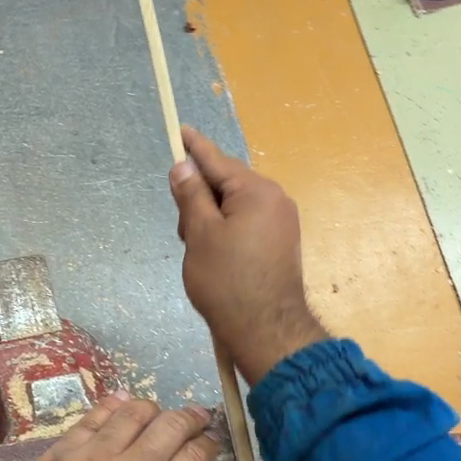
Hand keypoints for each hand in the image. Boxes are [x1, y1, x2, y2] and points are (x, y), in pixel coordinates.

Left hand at [0, 395, 222, 460]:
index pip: (194, 459)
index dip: (209, 445)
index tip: (211, 443)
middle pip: (169, 427)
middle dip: (189, 419)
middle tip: (195, 419)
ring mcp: (89, 458)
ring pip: (131, 414)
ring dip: (152, 409)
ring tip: (157, 413)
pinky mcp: (57, 453)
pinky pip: (90, 419)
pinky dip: (110, 407)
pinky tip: (117, 405)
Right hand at [169, 126, 327, 384]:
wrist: (266, 329)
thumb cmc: (227, 280)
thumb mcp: (200, 234)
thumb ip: (191, 196)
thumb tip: (184, 166)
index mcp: (256, 191)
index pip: (217, 161)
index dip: (194, 148)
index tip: (180, 130)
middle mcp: (275, 200)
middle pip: (226, 185)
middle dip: (199, 199)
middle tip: (185, 232)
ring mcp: (281, 223)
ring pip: (234, 207)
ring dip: (210, 220)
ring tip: (199, 254)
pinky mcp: (279, 244)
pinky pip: (245, 225)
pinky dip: (225, 232)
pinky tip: (214, 258)